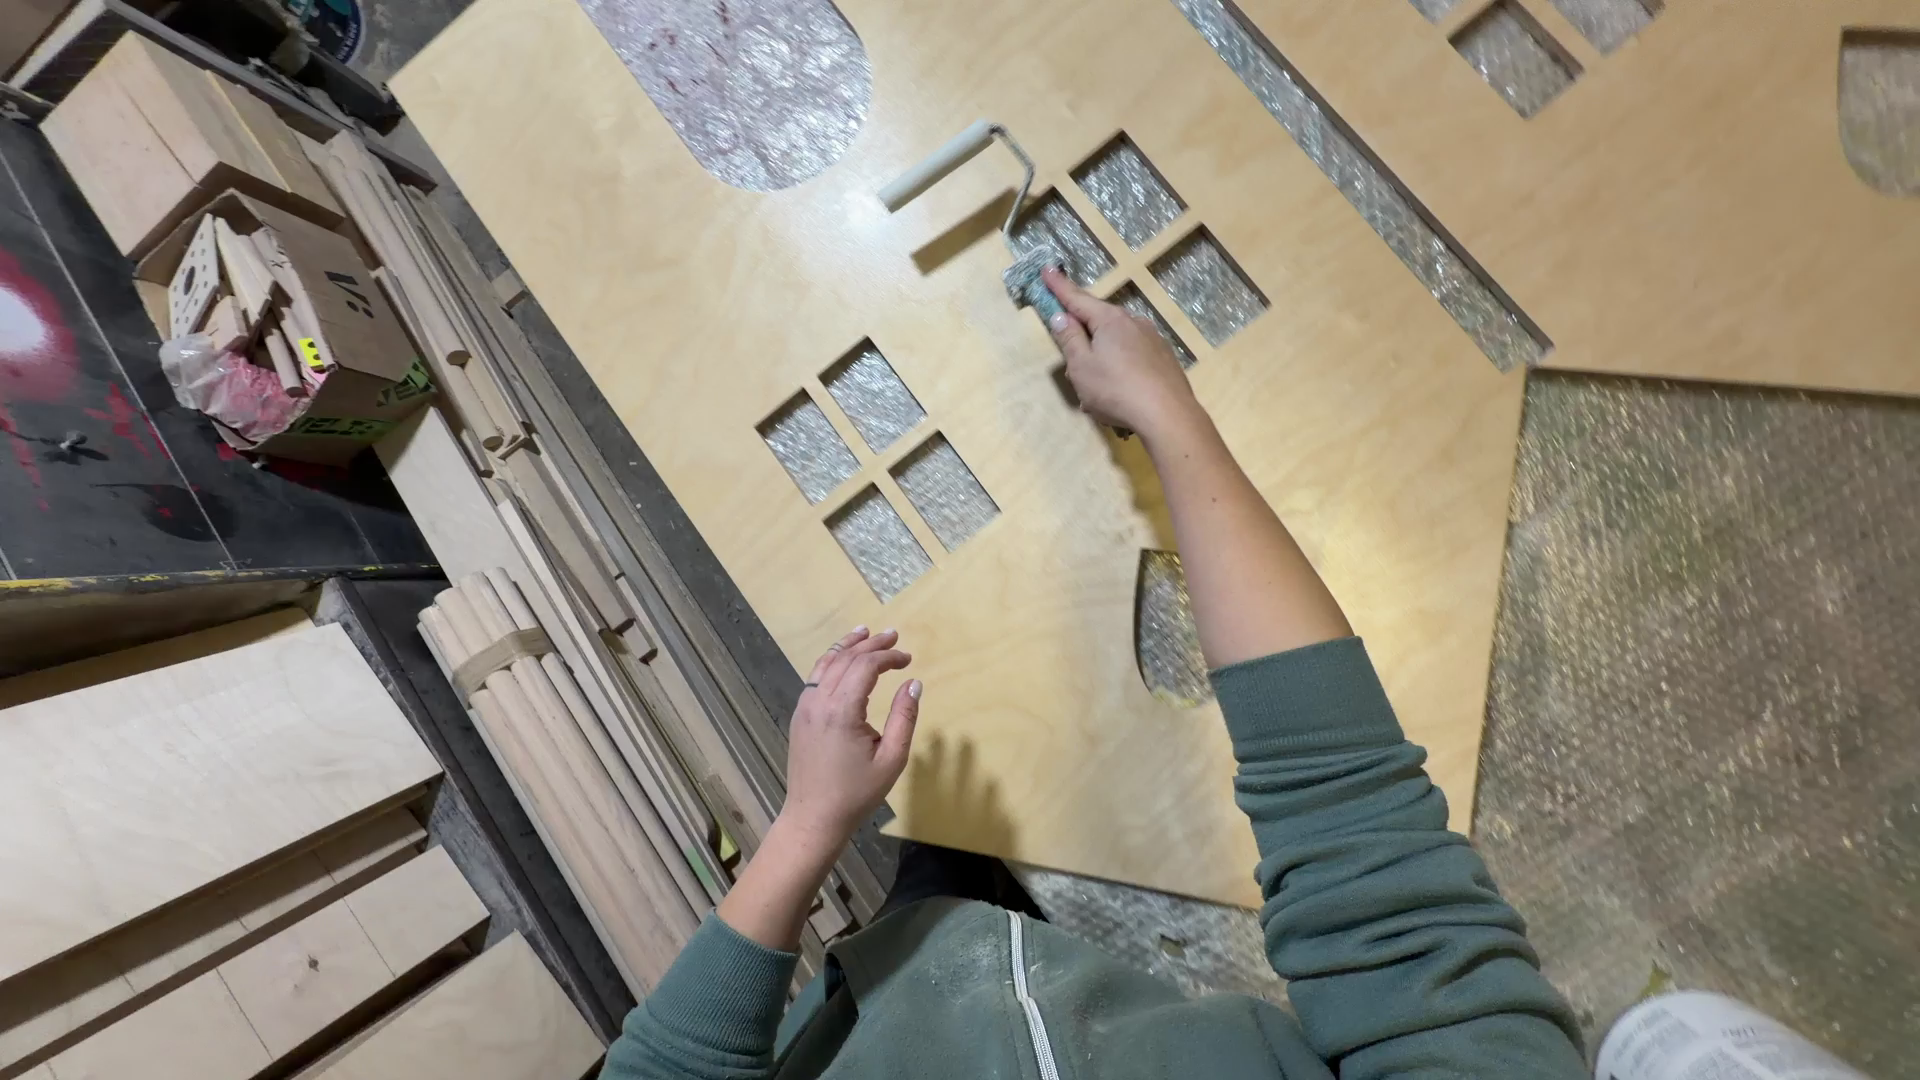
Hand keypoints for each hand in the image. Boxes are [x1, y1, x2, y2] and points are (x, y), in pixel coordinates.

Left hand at [778, 627, 920, 853]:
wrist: (813, 817)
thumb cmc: (857, 793)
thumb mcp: (892, 759)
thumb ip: (904, 718)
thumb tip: (913, 683)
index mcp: (842, 711)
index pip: (865, 667)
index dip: (888, 657)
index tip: (908, 660)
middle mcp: (819, 702)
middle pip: (845, 659)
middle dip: (871, 645)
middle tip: (893, 635)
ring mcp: (805, 707)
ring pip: (826, 663)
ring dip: (848, 646)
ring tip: (866, 632)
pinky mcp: (800, 715)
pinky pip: (816, 677)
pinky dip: (832, 660)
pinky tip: (843, 658)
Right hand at [1044, 266, 1198, 436]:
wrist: (1167, 415)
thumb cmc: (1116, 390)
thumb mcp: (1082, 366)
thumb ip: (1070, 339)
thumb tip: (1061, 316)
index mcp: (1109, 320)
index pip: (1077, 298)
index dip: (1058, 286)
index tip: (1046, 269)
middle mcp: (1133, 322)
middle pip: (1099, 322)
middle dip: (1082, 338)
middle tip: (1072, 365)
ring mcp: (1152, 339)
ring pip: (1116, 343)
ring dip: (1101, 360)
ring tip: (1095, 391)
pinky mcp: (1163, 358)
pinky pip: (1132, 357)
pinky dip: (1119, 369)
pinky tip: (1118, 393)